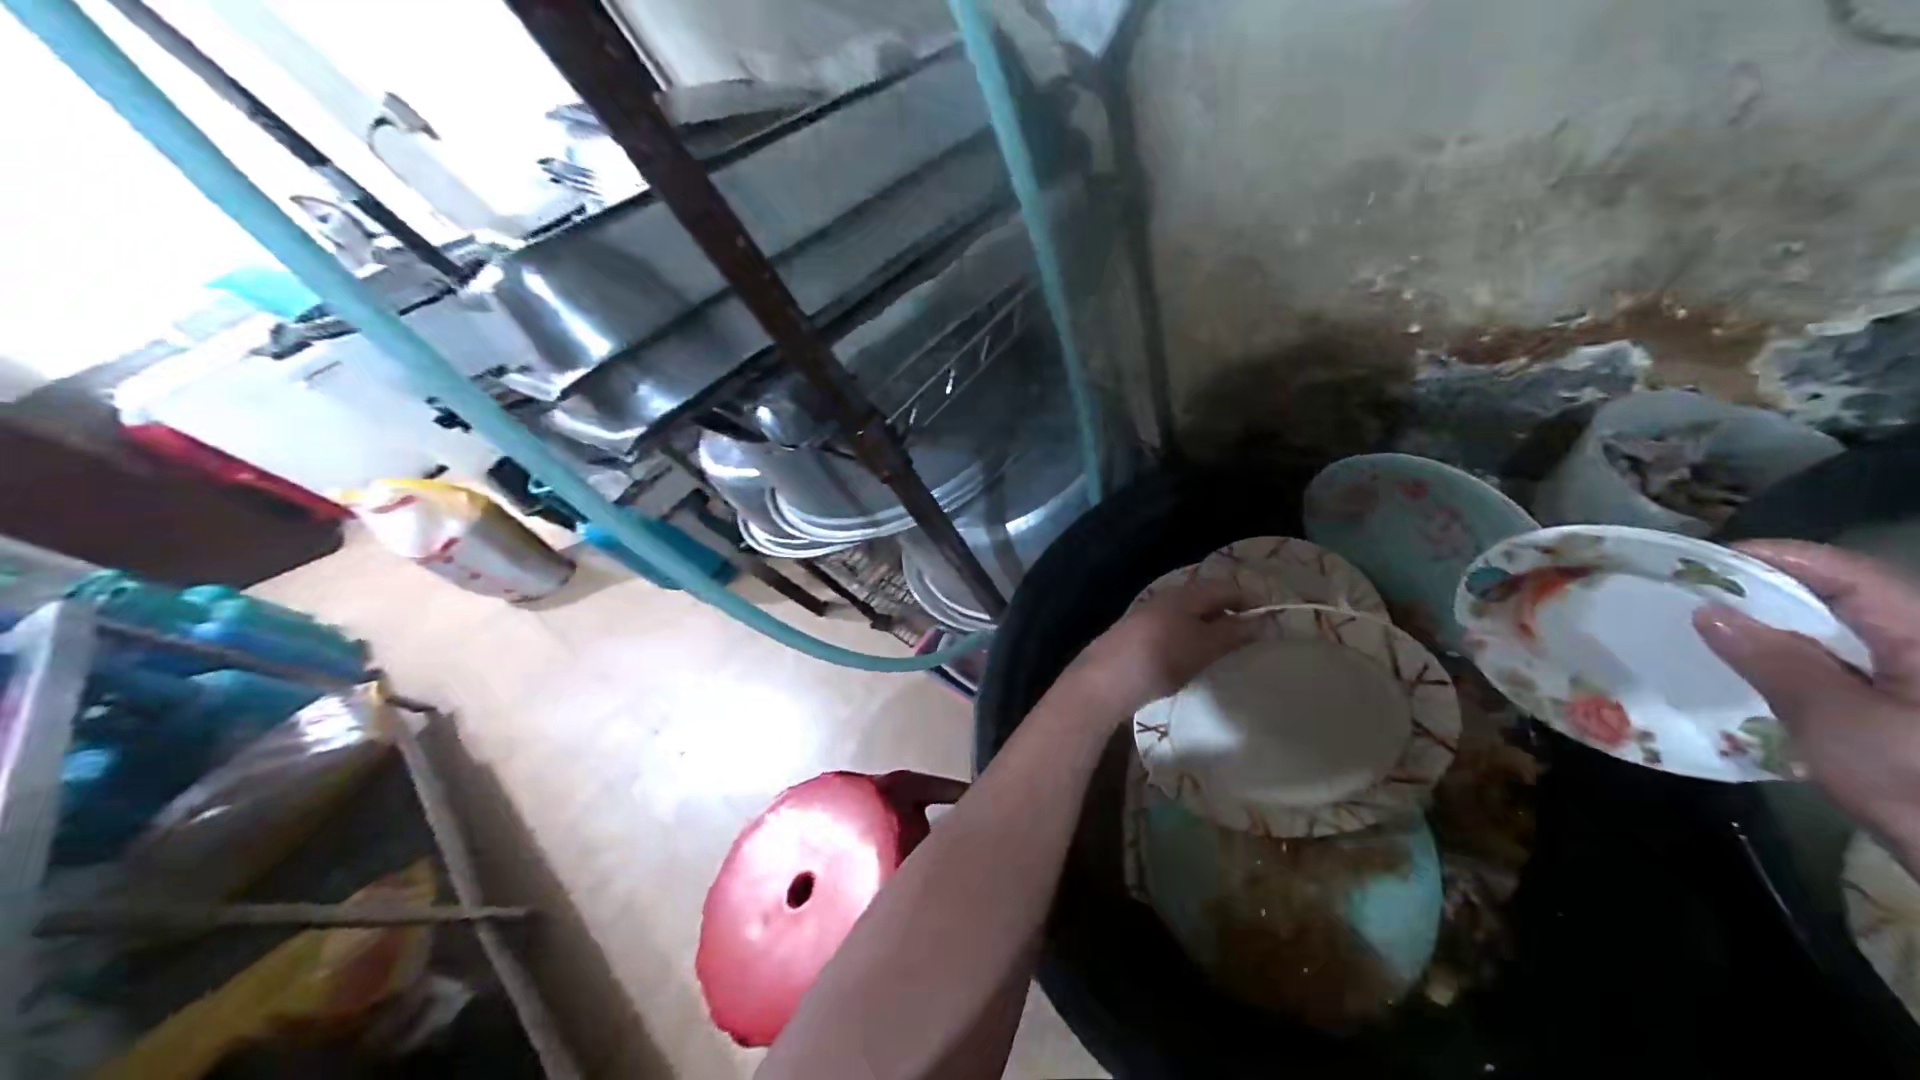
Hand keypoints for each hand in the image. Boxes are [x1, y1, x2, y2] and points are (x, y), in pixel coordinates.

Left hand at [1055, 579, 1259, 717]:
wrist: (1105, 680)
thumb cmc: (1162, 658)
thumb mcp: (1205, 646)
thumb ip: (1234, 632)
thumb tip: (1264, 620)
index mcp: (1184, 594)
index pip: (1225, 588)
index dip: (1249, 601)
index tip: (1268, 622)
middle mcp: (1165, 598)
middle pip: (1205, 600)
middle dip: (1228, 615)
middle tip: (1248, 639)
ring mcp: (1146, 616)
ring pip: (1186, 615)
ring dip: (1207, 628)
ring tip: (1223, 652)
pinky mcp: (1134, 636)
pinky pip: (1170, 630)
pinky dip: (1187, 639)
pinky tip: (1189, 660)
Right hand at [1693, 540, 1919, 868]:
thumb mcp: (1838, 720)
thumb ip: (1776, 661)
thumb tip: (1711, 611)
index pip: (1848, 575)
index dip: (1775, 559)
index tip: (1701, 564)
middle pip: (1844, 602)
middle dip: (1765, 595)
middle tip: (1692, 599)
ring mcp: (1917, 684)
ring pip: (1840, 637)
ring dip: (1775, 631)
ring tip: (1712, 634)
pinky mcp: (1908, 715)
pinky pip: (1844, 669)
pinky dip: (1795, 663)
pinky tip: (1754, 675)